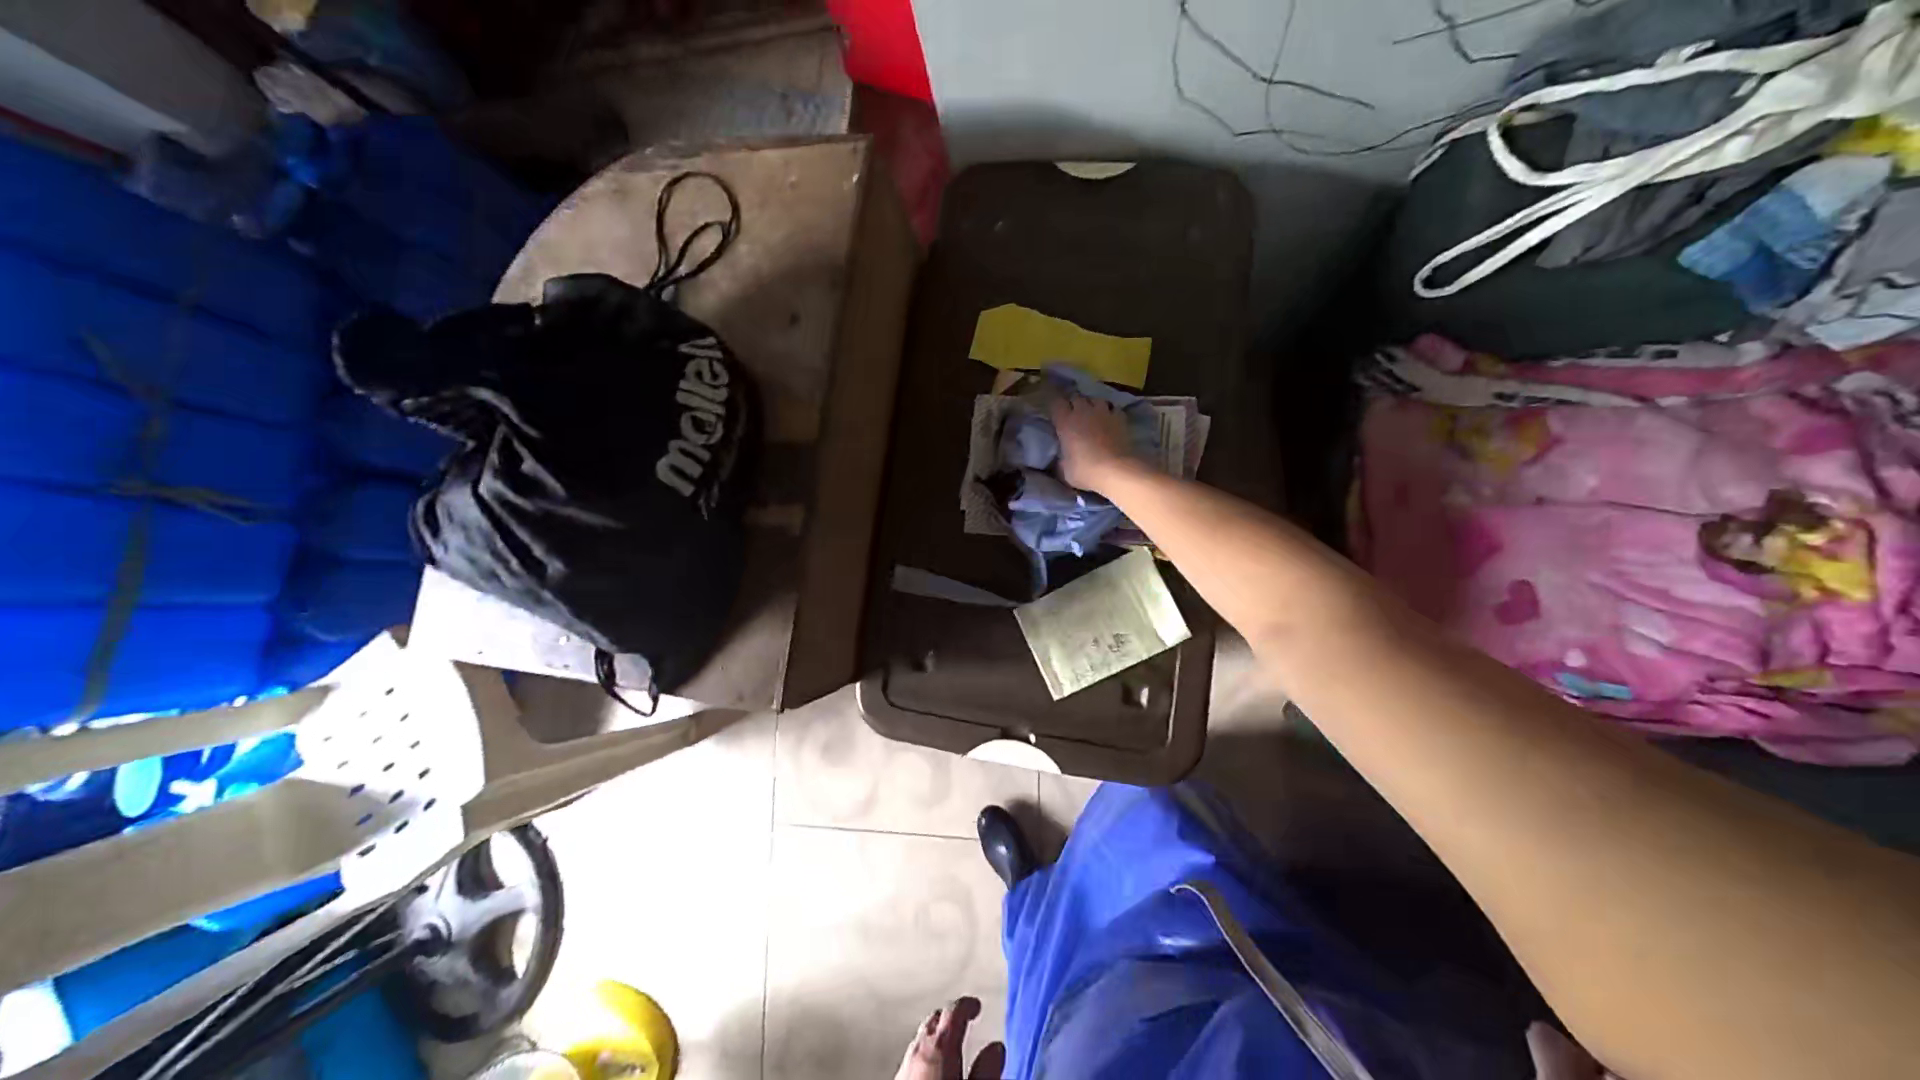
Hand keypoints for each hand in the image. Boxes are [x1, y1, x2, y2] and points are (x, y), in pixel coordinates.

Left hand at [892, 996, 1005, 1079]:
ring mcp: (903, 1070)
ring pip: (920, 1042)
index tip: (976, 1006)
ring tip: (950, 1046)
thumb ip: (987, 1071)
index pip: (952, 1011)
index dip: (966, 1005)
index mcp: (939, 1048)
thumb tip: (996, 1049)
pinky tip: (932, 1073)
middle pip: (932, 1022)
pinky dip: (925, 1057)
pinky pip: (912, 1061)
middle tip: (964, 1020)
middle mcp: (917, 1053)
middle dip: (949, 1018)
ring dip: (935, 1038)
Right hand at [1050, 396, 1142, 493]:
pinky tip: (1109, 419)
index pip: (1055, 403)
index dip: (1055, 406)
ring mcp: (1103, 412)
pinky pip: (1112, 407)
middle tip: (1073, 414)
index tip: (1055, 413)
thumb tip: (1061, 459)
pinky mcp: (1120, 417)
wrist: (1116, 470)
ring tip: (1092, 414)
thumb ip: (1061, 460)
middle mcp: (1083, 411)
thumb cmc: (1086, 471)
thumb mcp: (1064, 470)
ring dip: (1092, 405)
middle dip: (1073, 403)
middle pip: (1076, 397)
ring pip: (1095, 399)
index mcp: (1065, 422)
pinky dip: (1109, 411)